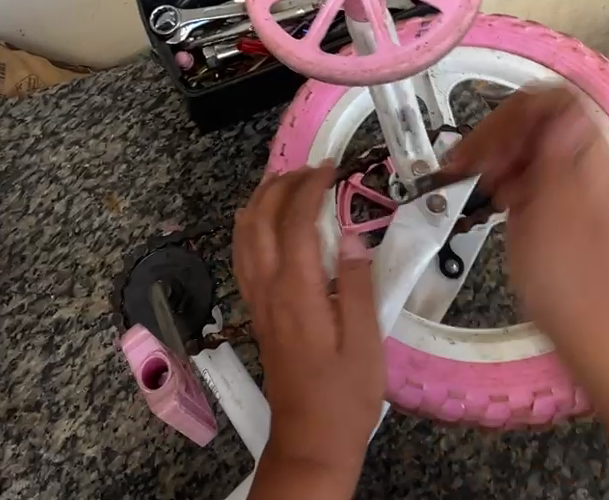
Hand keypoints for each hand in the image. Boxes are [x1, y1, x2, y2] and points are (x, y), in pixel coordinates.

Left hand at [234, 165, 382, 495]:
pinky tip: (263, 219)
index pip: (295, 220)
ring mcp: (256, 296)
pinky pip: (242, 252)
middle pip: (261, 217)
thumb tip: (353, 236)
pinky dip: (250, 224)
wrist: (309, 439)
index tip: (331, 169)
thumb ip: (359, 286)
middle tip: (312, 170)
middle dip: (283, 184)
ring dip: (261, 199)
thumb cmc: (345, 395)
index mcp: (297, 290)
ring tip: (286, 180)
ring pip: (244, 232)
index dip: (310, 187)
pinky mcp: (255, 308)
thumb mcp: (366, 343)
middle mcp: (267, 286)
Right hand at [443, 88, 608, 358]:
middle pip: (534, 119)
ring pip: (526, 145)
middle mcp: (583, 162)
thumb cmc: (569, 278)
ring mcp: (571, 183)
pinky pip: (526, 172)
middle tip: (467, 165)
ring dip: (494, 155)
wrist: (593, 336)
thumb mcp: (553, 209)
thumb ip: (554, 152)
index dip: (516, 111)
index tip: (489, 142)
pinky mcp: (558, 204)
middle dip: (496, 134)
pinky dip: (503, 178)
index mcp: (588, 157)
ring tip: (472, 182)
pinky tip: (491, 200)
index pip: (555, 99)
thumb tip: (563, 101)